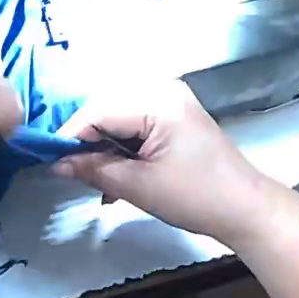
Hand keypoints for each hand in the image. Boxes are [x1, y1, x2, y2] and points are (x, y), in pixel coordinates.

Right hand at [53, 79, 294, 244]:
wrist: (247, 209)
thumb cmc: (196, 197)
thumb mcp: (138, 186)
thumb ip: (94, 170)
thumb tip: (55, 164)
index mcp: (157, 101)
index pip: (98, 111)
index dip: (71, 135)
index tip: (51, 159)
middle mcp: (162, 88)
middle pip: (106, 108)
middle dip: (86, 139)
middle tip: (71, 169)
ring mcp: (169, 98)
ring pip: (117, 114)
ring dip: (102, 143)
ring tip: (93, 174)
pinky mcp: (172, 111)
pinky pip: (133, 120)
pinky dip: (120, 143)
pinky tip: (115, 169)